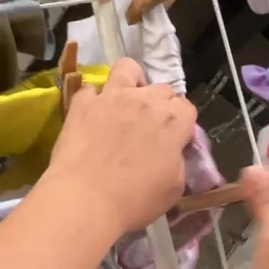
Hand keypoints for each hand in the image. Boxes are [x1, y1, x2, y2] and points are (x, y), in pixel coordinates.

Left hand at [40, 57, 196, 237]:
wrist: (85, 200)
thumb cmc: (135, 200)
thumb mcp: (174, 188)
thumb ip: (179, 161)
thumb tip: (173, 152)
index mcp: (172, 121)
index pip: (187, 108)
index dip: (182, 124)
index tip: (173, 140)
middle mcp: (145, 100)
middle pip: (161, 89)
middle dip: (160, 105)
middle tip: (148, 129)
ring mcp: (112, 97)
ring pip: (128, 69)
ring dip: (131, 82)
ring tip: (125, 101)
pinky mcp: (82, 104)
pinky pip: (90, 89)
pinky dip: (93, 99)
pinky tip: (93, 114)